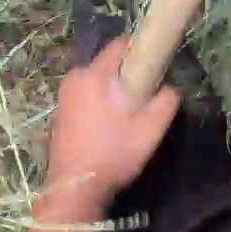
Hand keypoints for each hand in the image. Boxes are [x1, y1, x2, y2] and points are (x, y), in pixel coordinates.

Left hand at [43, 38, 179, 210]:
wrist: (75, 187)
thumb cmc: (114, 153)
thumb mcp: (150, 130)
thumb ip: (166, 101)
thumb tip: (171, 86)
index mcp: (94, 73)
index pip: (120, 44)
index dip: (141, 50)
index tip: (155, 64)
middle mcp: (74, 76)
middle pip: (107, 63)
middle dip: (126, 74)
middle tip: (143, 96)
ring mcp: (63, 93)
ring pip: (95, 80)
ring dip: (111, 89)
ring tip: (126, 114)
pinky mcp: (59, 110)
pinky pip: (84, 94)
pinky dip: (97, 101)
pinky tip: (106, 125)